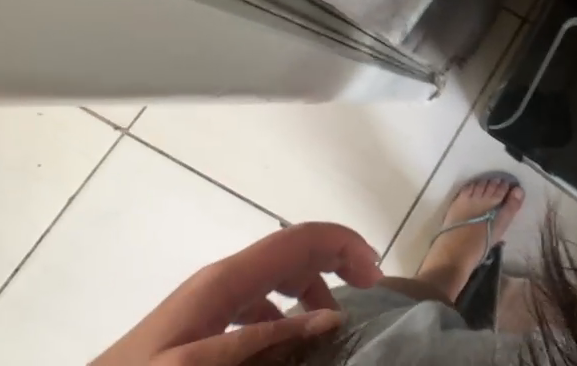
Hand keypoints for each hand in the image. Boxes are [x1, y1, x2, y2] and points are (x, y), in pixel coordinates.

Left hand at [91, 222, 381, 365]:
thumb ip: (265, 341)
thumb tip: (330, 317)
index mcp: (228, 279)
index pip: (302, 237)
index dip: (346, 245)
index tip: (376, 278)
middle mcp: (223, 278)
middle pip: (295, 248)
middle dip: (339, 259)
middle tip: (369, 292)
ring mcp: (210, 298)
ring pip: (278, 273)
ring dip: (315, 286)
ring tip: (335, 321)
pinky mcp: (200, 322)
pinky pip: (258, 301)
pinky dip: (287, 309)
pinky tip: (290, 340)